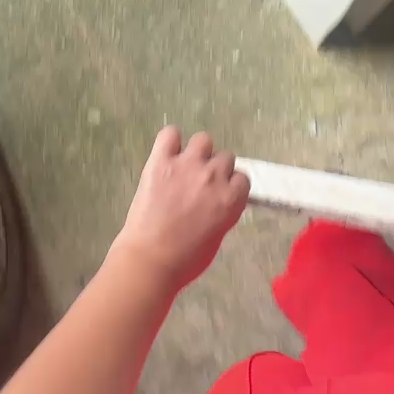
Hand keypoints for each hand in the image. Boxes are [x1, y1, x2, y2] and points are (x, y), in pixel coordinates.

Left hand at [108, 127, 250, 292]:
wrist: (150, 259)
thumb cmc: (186, 259)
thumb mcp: (217, 236)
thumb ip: (223, 211)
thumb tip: (218, 200)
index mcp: (231, 199)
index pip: (242, 178)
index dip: (230, 185)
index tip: (219, 193)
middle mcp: (213, 176)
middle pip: (225, 157)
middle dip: (215, 169)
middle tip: (199, 183)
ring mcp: (187, 165)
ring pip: (203, 140)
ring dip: (197, 152)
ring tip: (184, 166)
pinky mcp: (161, 160)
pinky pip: (170, 134)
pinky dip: (170, 141)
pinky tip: (167, 154)